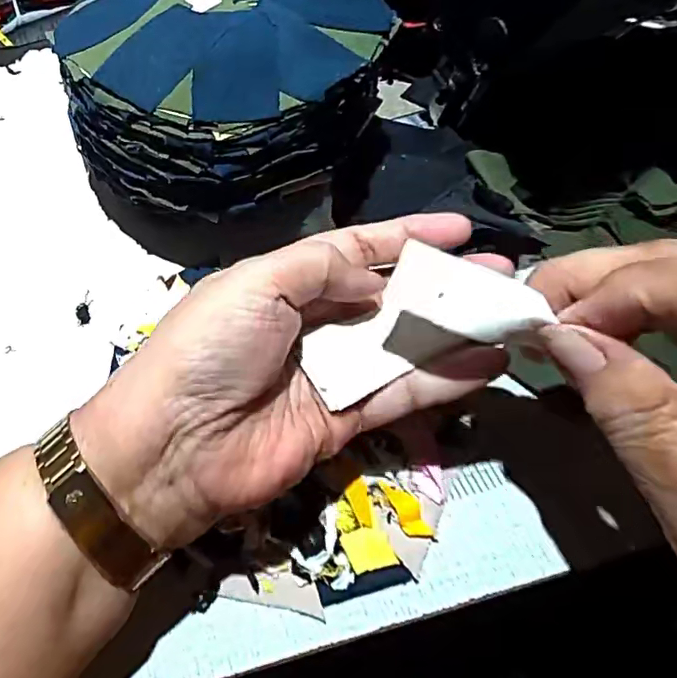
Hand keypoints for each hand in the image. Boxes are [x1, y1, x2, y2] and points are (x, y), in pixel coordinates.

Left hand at [70, 214, 510, 550]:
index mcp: (287, 280)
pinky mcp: (343, 421)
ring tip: (506, 315)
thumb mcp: (258, 283)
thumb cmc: (210, 347)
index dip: (407, 237)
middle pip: (390, 297)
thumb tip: (377, 280)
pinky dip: (442, 379)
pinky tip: (485, 363)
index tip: (459, 230)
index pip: (357, 249)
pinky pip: (400, 392)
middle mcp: (313, 321)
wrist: (170, 447)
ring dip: (453, 330)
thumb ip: (322, 268)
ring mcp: (330, 372)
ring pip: (404, 344)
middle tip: (499, 274)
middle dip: (442, 284)